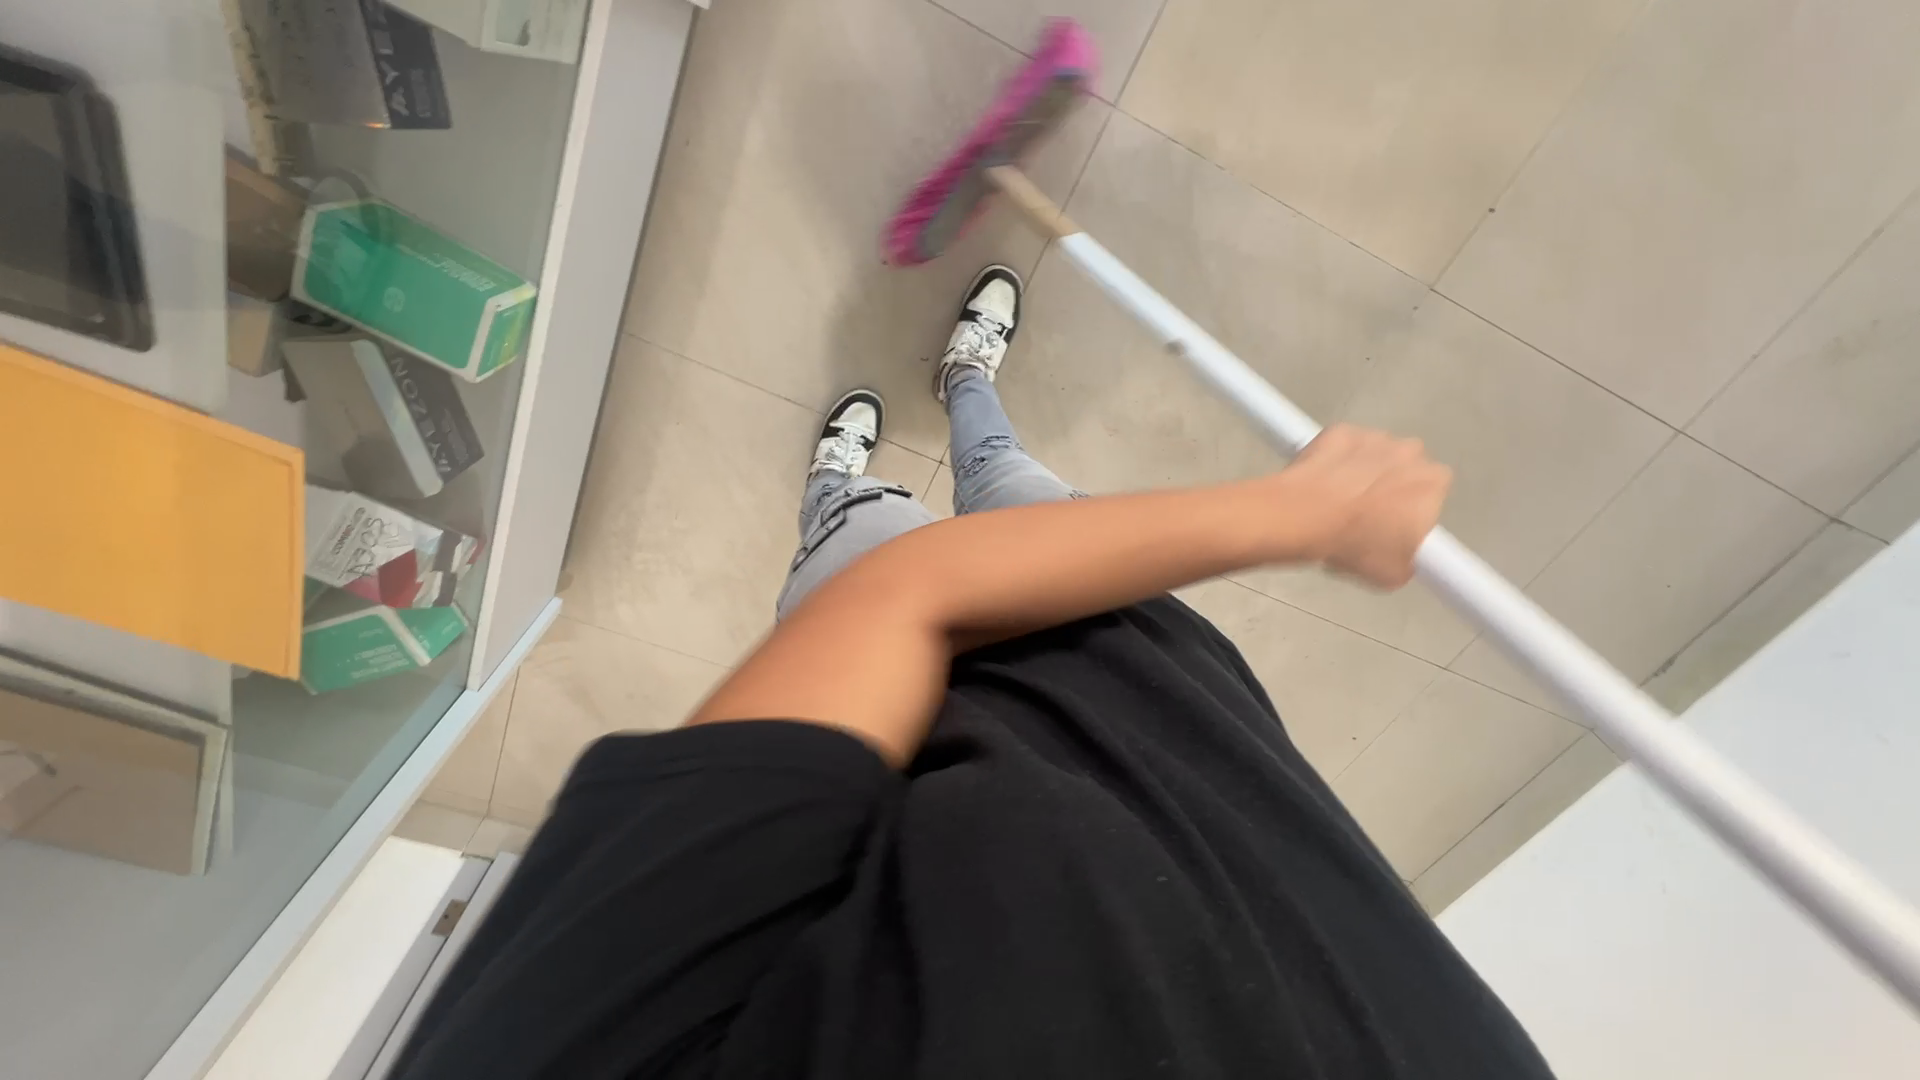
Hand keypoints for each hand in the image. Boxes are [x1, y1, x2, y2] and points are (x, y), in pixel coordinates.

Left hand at [1269, 424, 1451, 588]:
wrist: (1299, 517)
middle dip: (1390, 485)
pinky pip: (1342, 445)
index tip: (1391, 524)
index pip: (1432, 493)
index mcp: (1433, 483)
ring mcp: (1372, 436)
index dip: (1412, 509)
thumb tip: (1403, 557)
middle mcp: (1411, 451)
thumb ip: (1410, 558)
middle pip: (1405, 467)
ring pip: (1373, 453)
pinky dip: (1333, 457)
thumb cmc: (1352, 545)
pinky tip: (1319, 479)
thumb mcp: (1394, 572)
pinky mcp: (1338, 431)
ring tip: (1336, 498)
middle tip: (1362, 513)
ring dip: (1361, 469)